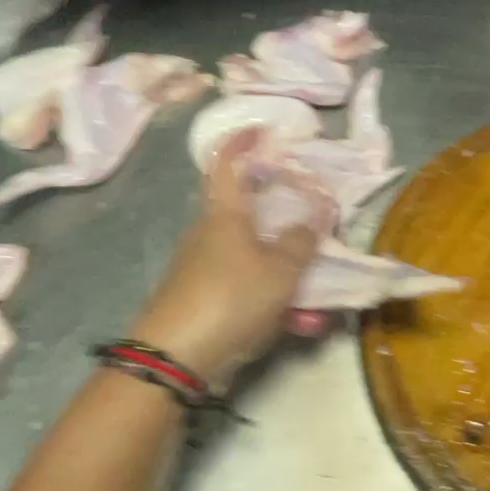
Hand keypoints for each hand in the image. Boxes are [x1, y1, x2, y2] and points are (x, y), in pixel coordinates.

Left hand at [125, 130, 331, 387]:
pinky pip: (246, 292)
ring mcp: (202, 269)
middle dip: (285, 224)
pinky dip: (273, 304)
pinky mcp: (200, 301)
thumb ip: (301, 241)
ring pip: (254, 260)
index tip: (263, 130)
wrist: (172, 360)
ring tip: (318, 307)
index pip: (227, 163)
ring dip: (287, 277)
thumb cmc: (229, 298)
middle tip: (315, 229)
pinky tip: (298, 328)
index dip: (242, 141)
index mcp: (225, 213)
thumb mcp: (279, 270)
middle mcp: (209, 234)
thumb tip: (312, 215)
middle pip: (249, 215)